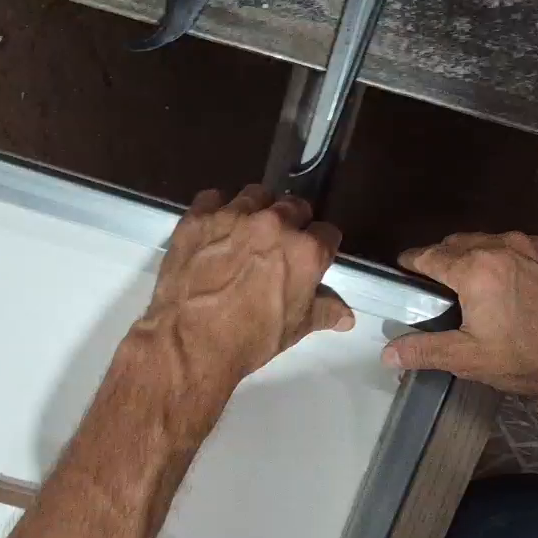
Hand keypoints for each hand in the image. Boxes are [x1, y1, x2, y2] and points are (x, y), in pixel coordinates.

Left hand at [129, 185, 353, 399]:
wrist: (190, 342)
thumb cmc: (250, 339)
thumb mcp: (295, 329)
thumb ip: (324, 311)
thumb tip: (347, 316)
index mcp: (305, 250)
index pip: (328, 234)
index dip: (321, 247)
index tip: (312, 259)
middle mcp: (274, 223)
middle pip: (294, 206)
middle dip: (293, 223)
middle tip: (279, 246)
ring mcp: (234, 216)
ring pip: (256, 195)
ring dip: (258, 210)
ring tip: (248, 232)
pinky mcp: (199, 217)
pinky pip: (213, 198)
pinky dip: (217, 210)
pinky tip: (215, 230)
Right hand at [381, 232, 537, 405]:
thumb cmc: (530, 358)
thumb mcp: (470, 359)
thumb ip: (424, 351)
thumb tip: (387, 354)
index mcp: (474, 268)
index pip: (429, 255)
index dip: (412, 262)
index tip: (404, 269)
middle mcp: (504, 246)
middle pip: (460, 242)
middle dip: (445, 258)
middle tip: (439, 284)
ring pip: (496, 241)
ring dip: (481, 256)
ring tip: (480, 284)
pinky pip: (529, 247)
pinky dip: (517, 259)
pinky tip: (521, 285)